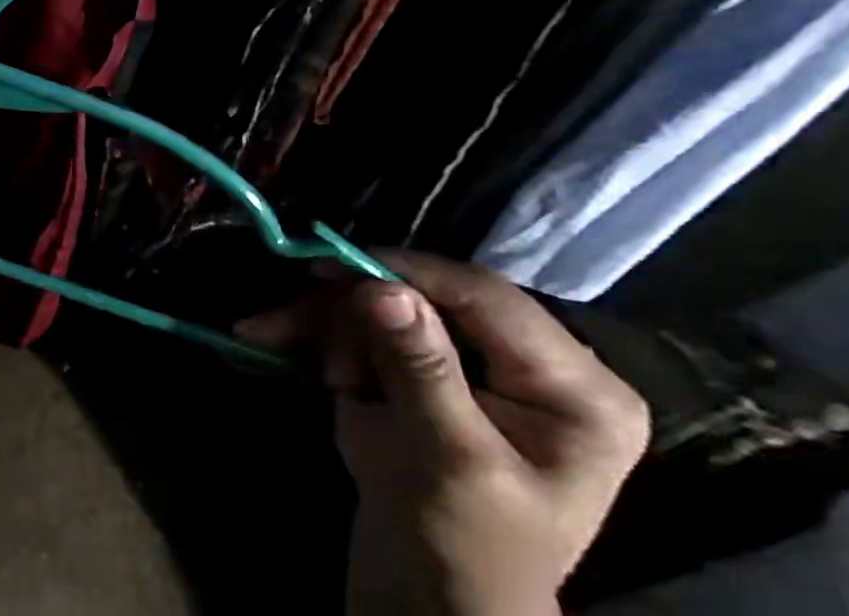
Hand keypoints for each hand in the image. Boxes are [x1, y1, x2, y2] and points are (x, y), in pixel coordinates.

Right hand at [239, 253, 649, 615]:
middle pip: (424, 296)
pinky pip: (361, 326)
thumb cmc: (462, 542)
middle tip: (281, 325)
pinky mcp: (421, 364)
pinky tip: (273, 339)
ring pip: (382, 305)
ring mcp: (470, 359)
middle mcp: (528, 358)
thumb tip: (382, 288)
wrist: (427, 589)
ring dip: (329, 329)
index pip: (486, 297)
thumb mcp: (449, 459)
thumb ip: (421, 369)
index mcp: (575, 385)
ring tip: (302, 368)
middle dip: (350, 312)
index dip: (407, 273)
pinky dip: (318, 334)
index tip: (328, 265)